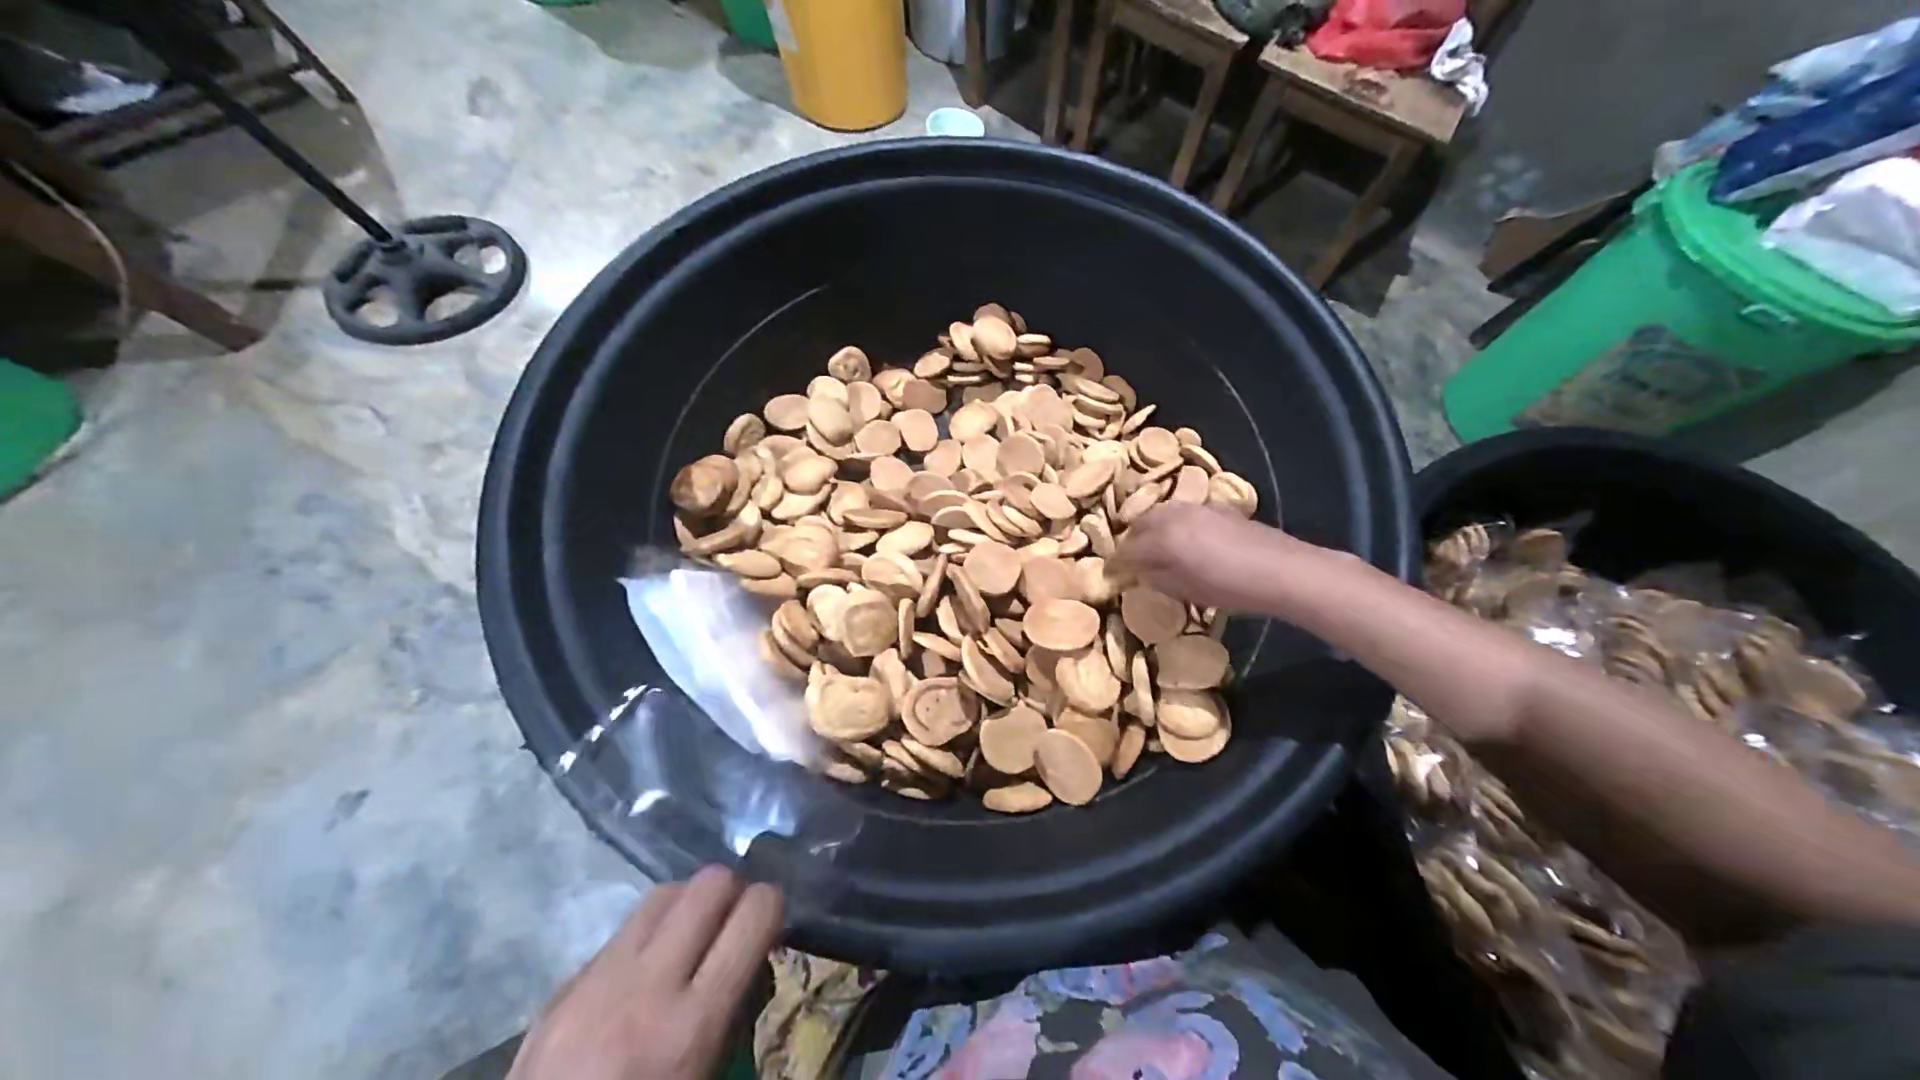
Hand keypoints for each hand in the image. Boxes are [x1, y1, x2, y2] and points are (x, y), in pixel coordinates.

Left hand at [507, 867, 784, 1079]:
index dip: (772, 907)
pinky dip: (645, 941)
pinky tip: (641, 979)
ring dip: (688, 907)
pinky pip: (620, 934)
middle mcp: (645, 988)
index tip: (771, 926)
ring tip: (690, 941)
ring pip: (663, 894)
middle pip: (709, 883)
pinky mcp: (560, 989)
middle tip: (734, 924)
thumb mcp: (709, 1078)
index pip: (754, 915)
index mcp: (692, 1027)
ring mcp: (595, 982)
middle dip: (732, 892)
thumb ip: (737, 1015)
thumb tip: (753, 957)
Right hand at [1113, 502, 1305, 610]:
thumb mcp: (1185, 591)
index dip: (1116, 564)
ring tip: (1154, 547)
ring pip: (1161, 513)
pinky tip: (1184, 540)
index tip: (1110, 575)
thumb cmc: (1230, 587)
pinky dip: (1173, 524)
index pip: (1127, 549)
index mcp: (1161, 538)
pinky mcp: (1216, 508)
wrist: (1281, 570)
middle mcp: (1173, 516)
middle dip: (1131, 541)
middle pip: (1140, 524)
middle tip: (1130, 560)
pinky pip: (1182, 513)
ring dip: (1151, 529)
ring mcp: (1196, 508)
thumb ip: (1156, 578)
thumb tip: (1141, 571)